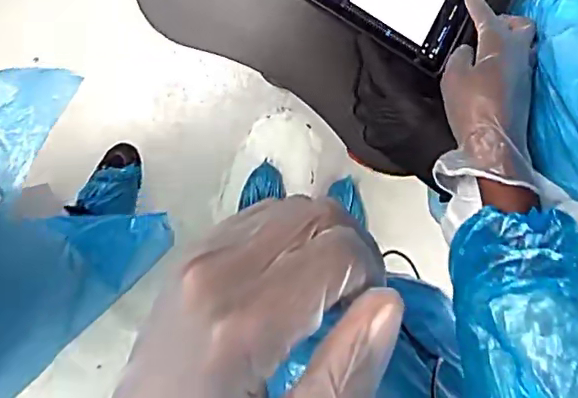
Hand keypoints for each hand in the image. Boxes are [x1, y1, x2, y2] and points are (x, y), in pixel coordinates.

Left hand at [115, 196, 403, 397]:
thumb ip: (343, 373)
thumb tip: (388, 302)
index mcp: (242, 321)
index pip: (337, 249)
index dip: (371, 273)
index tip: (372, 309)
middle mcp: (217, 271)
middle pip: (315, 213)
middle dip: (351, 246)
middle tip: (357, 295)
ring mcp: (197, 255)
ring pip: (289, 206)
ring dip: (320, 236)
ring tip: (325, 288)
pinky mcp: (190, 252)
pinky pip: (258, 214)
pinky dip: (288, 234)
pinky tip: (289, 277)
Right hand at [441, 0, 536, 186]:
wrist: (496, 149)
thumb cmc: (473, 109)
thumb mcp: (453, 76)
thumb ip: (460, 55)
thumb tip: (470, 52)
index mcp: (500, 43)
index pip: (486, 14)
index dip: (476, 1)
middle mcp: (519, 53)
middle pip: (521, 24)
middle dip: (505, 18)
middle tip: (485, 22)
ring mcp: (526, 73)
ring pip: (524, 43)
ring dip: (510, 38)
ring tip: (490, 43)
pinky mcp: (527, 91)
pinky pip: (521, 62)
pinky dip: (509, 57)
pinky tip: (494, 66)